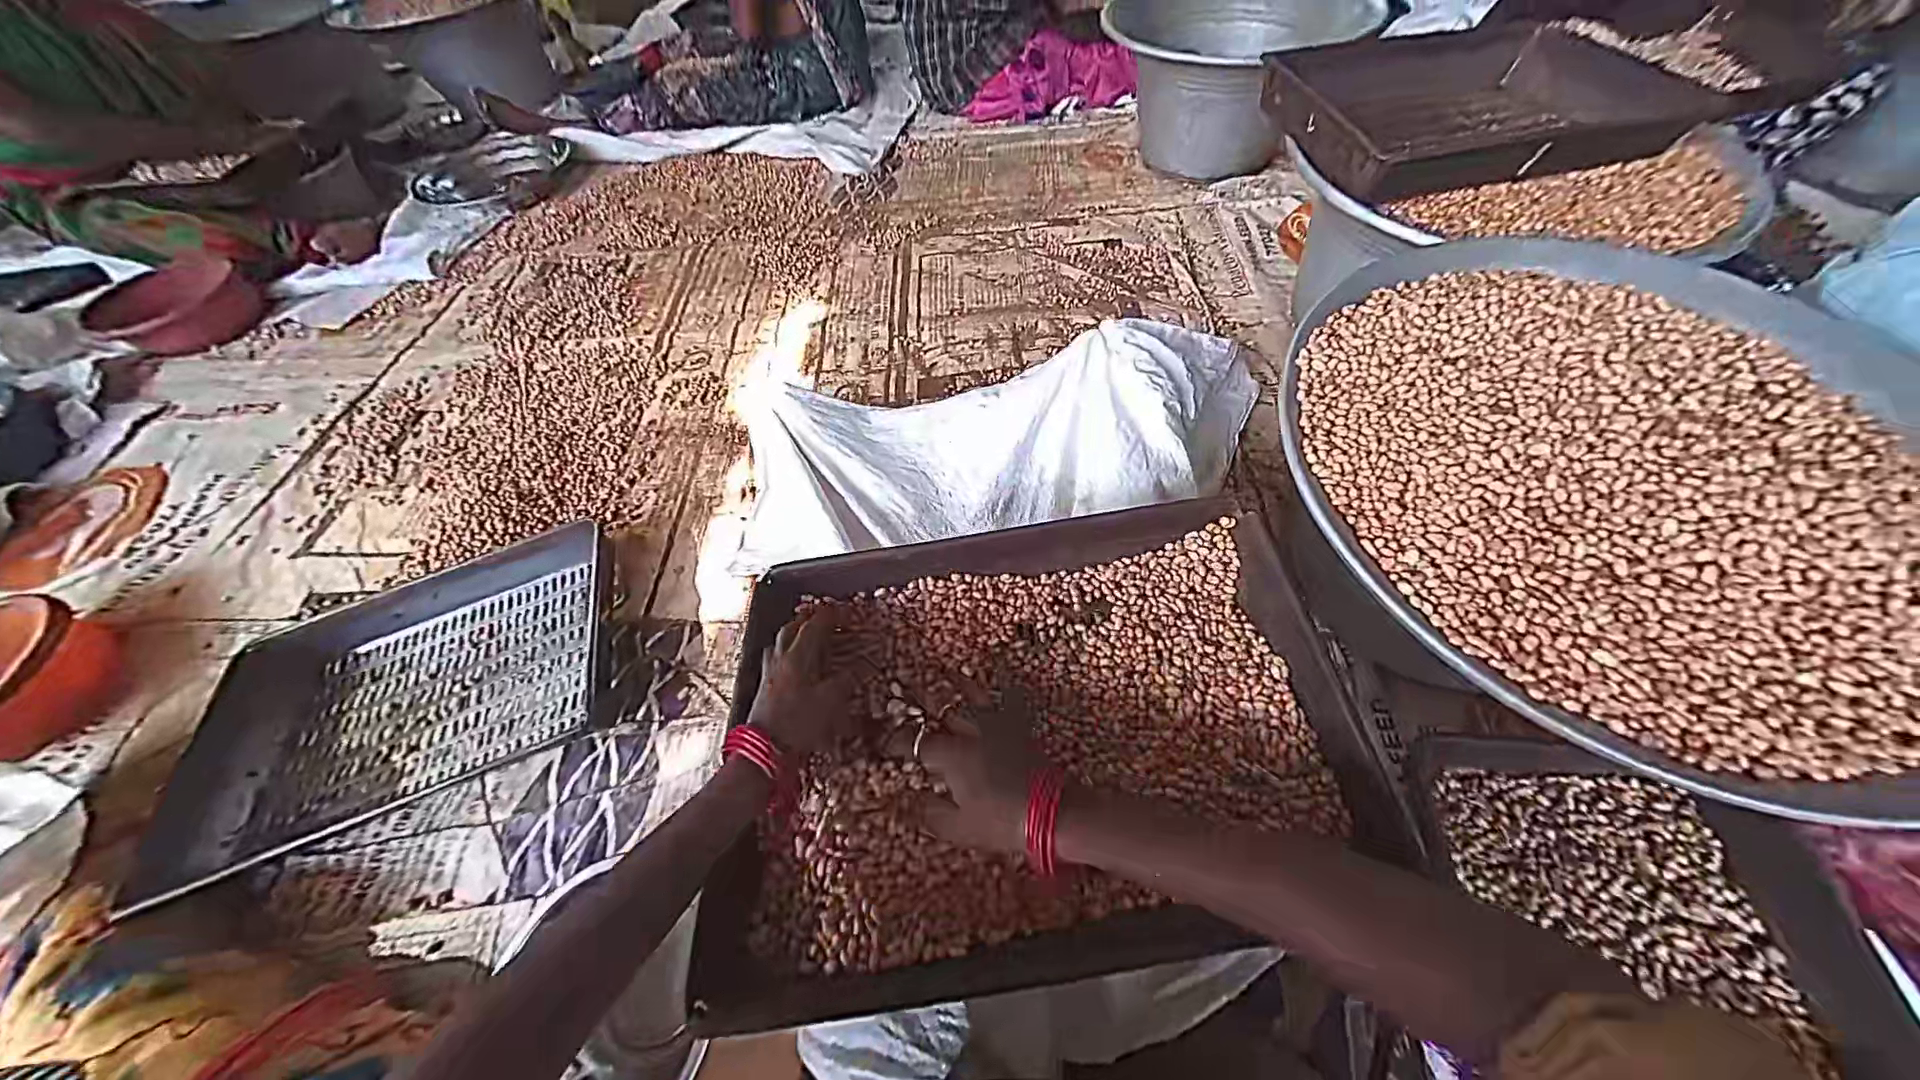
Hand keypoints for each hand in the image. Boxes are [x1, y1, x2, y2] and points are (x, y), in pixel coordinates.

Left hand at [747, 608, 855, 753]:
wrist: (765, 749)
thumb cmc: (799, 723)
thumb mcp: (831, 700)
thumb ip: (850, 677)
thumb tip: (869, 661)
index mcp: (797, 657)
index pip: (816, 626)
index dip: (833, 616)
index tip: (847, 613)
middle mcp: (780, 658)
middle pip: (793, 627)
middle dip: (811, 618)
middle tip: (826, 616)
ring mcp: (769, 671)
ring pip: (781, 640)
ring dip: (796, 631)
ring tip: (808, 630)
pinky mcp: (764, 684)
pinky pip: (774, 655)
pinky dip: (785, 649)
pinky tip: (791, 658)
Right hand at [908, 674, 1048, 854]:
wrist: (1055, 812)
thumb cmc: (1003, 822)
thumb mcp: (959, 826)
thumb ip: (930, 812)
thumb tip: (909, 803)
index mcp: (952, 755)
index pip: (915, 742)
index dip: (895, 742)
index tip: (882, 743)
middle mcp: (971, 733)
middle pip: (940, 708)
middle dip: (918, 699)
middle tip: (902, 689)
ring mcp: (996, 727)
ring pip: (969, 696)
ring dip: (952, 683)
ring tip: (940, 671)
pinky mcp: (1017, 729)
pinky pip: (996, 703)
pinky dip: (983, 693)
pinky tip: (979, 690)